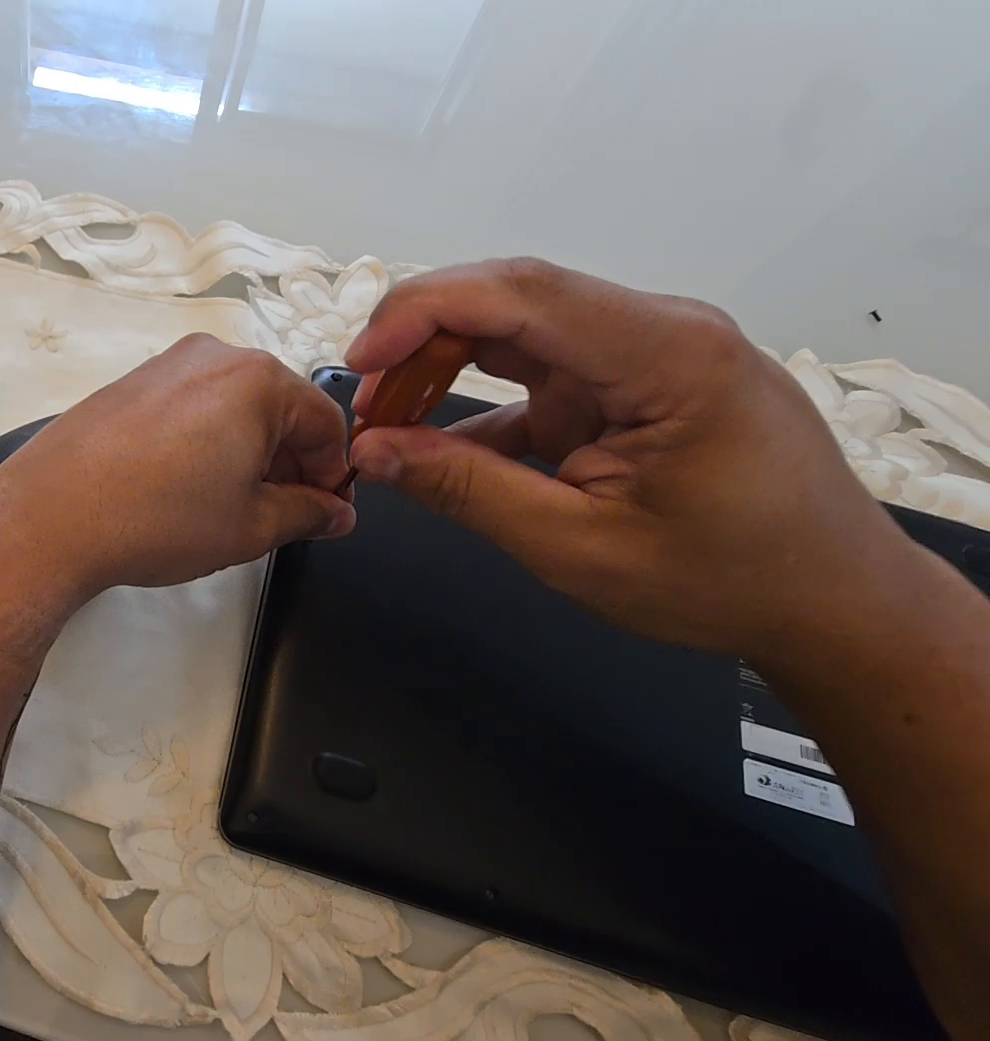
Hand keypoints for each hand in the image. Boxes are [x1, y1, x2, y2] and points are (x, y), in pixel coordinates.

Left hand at [0, 334, 356, 607]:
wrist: (48, 519)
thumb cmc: (153, 520)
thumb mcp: (248, 527)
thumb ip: (306, 513)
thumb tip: (333, 511)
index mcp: (256, 379)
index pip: (324, 423)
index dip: (331, 474)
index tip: (323, 511)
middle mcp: (211, 357)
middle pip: (276, 409)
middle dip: (285, 463)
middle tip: (277, 516)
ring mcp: (163, 367)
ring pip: (229, 408)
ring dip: (242, 454)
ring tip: (222, 508)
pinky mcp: (127, 386)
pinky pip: (186, 409)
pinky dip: (200, 443)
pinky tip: (179, 489)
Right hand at [343, 258, 926, 659]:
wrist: (828, 601)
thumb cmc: (720, 579)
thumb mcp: (573, 546)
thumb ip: (465, 490)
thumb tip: (368, 451)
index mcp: (664, 356)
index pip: (520, 294)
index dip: (421, 313)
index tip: (358, 363)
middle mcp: (654, 331)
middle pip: (509, 299)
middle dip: (418, 341)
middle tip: (364, 407)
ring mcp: (639, 355)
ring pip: (511, 331)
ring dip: (438, 369)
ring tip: (384, 425)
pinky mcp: (624, 384)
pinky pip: (530, 375)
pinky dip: (471, 406)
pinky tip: (432, 449)